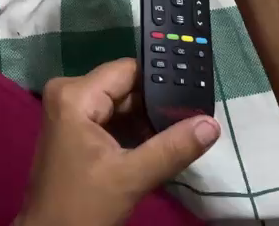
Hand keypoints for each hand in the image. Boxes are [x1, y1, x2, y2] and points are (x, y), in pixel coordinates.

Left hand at [16, 59, 219, 225]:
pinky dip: (130, 128)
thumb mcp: (131, 178)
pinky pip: (108, 115)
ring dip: (144, 119)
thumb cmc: (83, 207)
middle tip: (191, 116)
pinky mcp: (71, 125)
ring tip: (178, 130)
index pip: (126, 71)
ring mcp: (68, 108)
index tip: (192, 91)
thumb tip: (211, 124)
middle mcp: (68, 91)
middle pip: (123, 86)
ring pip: (118, 102)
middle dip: (154, 104)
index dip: (160, 80)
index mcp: (75, 94)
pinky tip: (154, 141)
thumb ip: (172, 148)